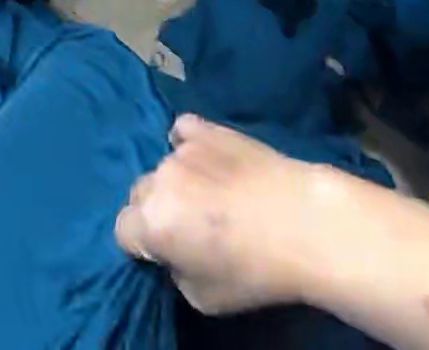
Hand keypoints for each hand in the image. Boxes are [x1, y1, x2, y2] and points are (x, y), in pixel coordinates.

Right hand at [115, 115, 326, 314]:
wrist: (305, 224)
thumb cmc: (257, 272)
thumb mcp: (206, 299)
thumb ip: (176, 271)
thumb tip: (174, 252)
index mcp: (151, 223)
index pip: (123, 231)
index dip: (142, 244)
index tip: (167, 252)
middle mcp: (157, 181)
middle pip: (140, 195)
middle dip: (157, 210)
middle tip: (191, 226)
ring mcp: (180, 151)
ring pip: (164, 168)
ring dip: (177, 181)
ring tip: (213, 195)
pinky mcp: (204, 129)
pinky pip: (183, 132)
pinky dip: (189, 143)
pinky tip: (207, 157)